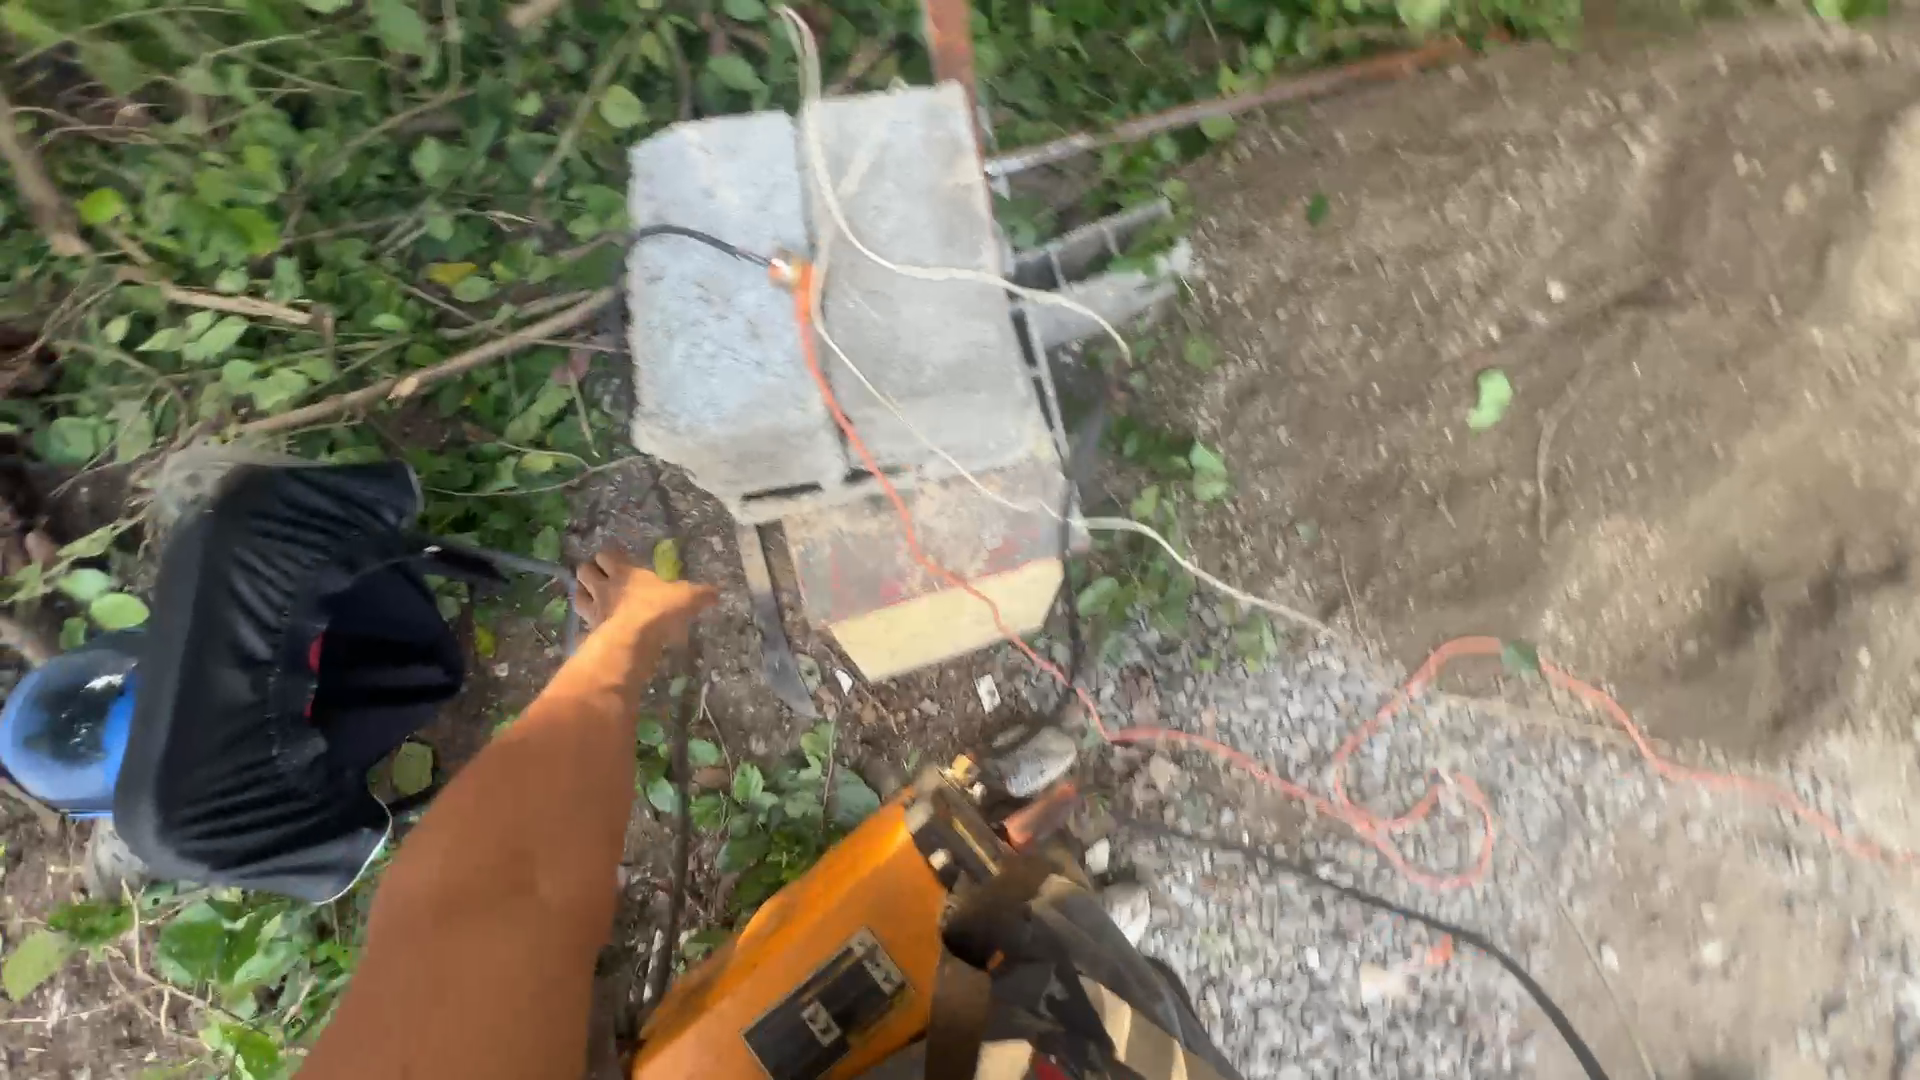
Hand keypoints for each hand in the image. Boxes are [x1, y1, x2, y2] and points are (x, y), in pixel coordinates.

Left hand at [574, 549, 714, 640]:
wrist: (635, 639)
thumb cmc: (659, 609)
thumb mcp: (687, 597)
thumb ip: (701, 594)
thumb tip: (717, 593)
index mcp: (624, 572)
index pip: (606, 555)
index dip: (609, 555)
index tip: (616, 558)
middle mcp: (604, 587)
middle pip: (584, 571)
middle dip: (589, 571)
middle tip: (600, 576)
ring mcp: (595, 609)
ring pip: (577, 594)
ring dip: (582, 593)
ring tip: (591, 596)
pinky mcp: (591, 630)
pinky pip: (582, 622)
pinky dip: (586, 622)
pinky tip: (595, 626)